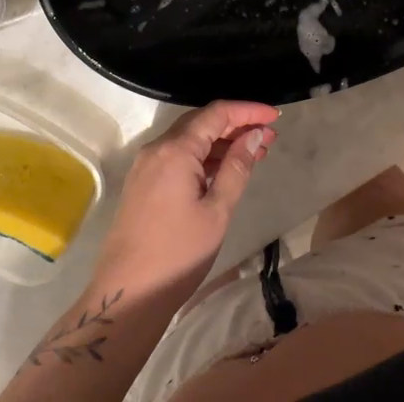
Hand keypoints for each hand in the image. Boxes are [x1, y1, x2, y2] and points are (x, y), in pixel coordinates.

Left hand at [97, 101, 279, 296]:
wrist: (128, 292)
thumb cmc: (178, 253)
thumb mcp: (217, 211)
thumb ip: (237, 168)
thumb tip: (254, 136)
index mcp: (175, 150)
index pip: (217, 113)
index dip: (248, 111)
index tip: (275, 117)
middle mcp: (157, 148)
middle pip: (201, 122)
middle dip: (236, 125)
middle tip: (269, 138)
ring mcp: (147, 165)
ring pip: (189, 140)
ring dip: (221, 143)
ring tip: (255, 154)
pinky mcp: (143, 183)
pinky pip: (177, 157)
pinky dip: (203, 158)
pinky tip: (225, 170)